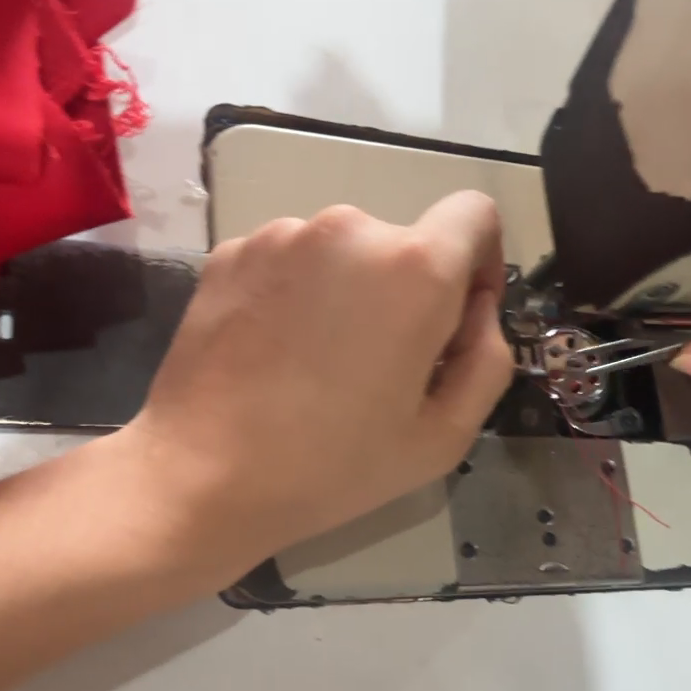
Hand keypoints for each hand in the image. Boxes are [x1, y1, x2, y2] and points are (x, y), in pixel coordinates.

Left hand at [111, 192, 515, 576]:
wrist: (202, 476)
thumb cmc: (332, 467)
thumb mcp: (443, 437)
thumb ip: (488, 359)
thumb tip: (477, 310)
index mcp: (413, 268)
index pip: (475, 215)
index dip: (479, 262)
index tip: (455, 318)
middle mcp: (348, 229)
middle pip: (403, 243)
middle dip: (406, 293)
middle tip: (376, 369)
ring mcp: (280, 236)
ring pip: (341, 254)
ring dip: (346, 294)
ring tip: (314, 367)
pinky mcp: (229, 253)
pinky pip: (288, 262)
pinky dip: (295, 296)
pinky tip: (272, 355)